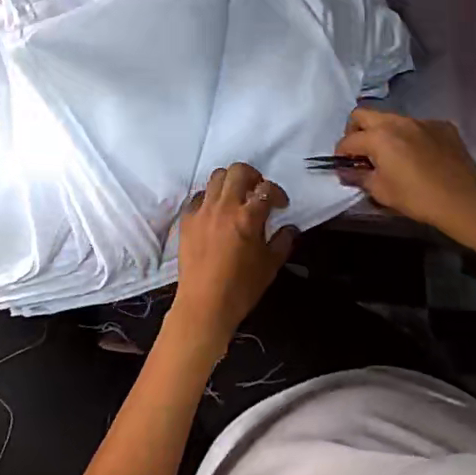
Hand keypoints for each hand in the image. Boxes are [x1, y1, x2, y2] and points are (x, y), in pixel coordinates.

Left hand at [173, 163, 295, 347]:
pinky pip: (197, 197)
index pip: (266, 189)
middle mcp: (224, 207)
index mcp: (248, 217)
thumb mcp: (270, 265)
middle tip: (258, 191)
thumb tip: (289, 228)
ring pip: (216, 178)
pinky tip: (215, 212)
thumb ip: (283, 241)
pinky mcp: (186, 219)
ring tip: (236, 198)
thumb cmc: (242, 287)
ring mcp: (202, 211)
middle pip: (238, 171)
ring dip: (230, 182)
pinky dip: (209, 198)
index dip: (277, 193)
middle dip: (253, 176)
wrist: (205, 304)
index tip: (280, 205)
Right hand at [335, 108, 475, 251]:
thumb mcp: (380, 191)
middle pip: (363, 115)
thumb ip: (358, 176)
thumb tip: (346, 171)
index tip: (344, 167)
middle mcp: (397, 121)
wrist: (464, 201)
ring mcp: (422, 121)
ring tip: (390, 154)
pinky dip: (410, 136)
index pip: (348, 140)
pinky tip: (418, 155)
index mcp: (378, 136)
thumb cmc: (416, 197)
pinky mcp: (442, 126)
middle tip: (361, 152)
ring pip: (391, 118)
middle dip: (355, 131)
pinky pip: (417, 125)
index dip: (341, 154)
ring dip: (383, 132)